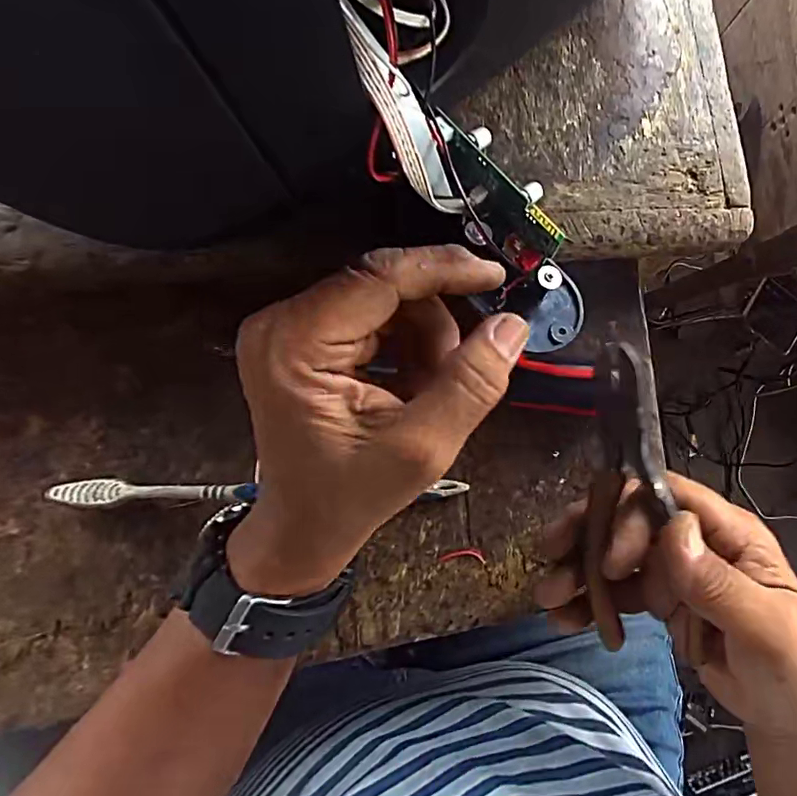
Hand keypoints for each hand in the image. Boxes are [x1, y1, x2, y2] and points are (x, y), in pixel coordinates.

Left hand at [226, 245, 529, 595]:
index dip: (444, 269)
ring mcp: (295, 329)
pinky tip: (415, 386)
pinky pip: (383, 318)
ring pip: (393, 303)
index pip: (380, 277)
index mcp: (297, 345)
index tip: (494, 276)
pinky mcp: (311, 338)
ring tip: (430, 391)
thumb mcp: (424, 445)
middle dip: (438, 323)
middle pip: (389, 287)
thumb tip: (511, 327)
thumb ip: (472, 383)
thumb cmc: (349, 494)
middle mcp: (285, 324)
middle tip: (461, 366)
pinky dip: (413, 347)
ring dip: (429, 340)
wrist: (305, 526)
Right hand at [534, 473, 796, 746]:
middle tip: (552, 558)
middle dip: (593, 535)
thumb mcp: (766, 628)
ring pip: (623, 556)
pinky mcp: (669, 606)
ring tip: (548, 598)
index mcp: (732, 534)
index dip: (632, 513)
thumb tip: (675, 532)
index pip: (673, 499)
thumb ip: (719, 584)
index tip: (608, 557)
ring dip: (583, 570)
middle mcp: (701, 544)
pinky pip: (624, 594)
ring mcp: (682, 575)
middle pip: (637, 520)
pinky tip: (567, 618)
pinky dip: (594, 602)